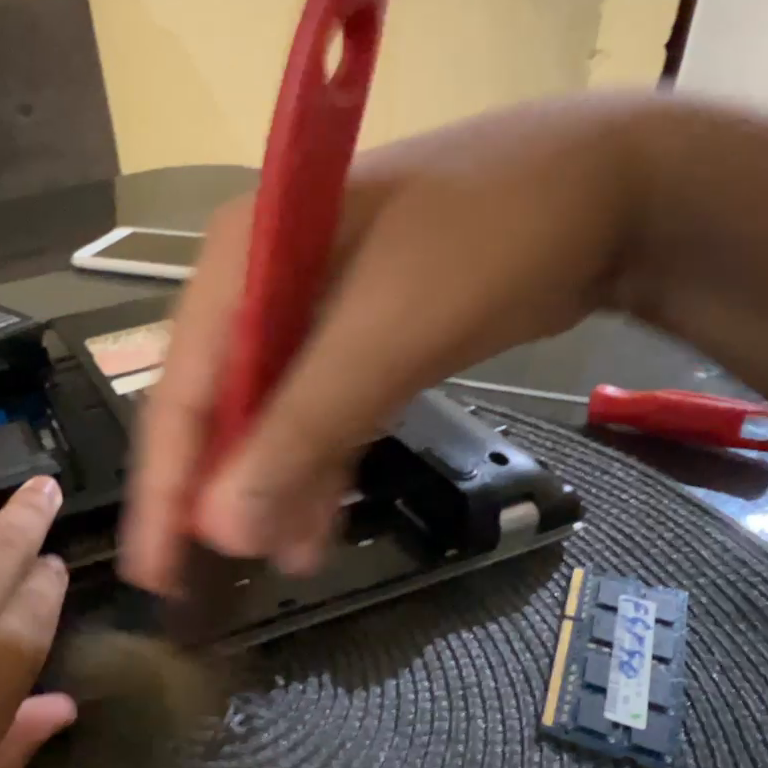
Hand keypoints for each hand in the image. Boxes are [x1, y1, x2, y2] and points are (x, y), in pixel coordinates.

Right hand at [121, 96, 650, 592]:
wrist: (615, 186)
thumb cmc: (490, 240)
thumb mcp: (389, 333)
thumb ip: (303, 427)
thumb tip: (222, 529)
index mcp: (240, 259)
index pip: (177, 386)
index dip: (162, 483)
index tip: (153, 569)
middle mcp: (257, 283)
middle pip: (213, 406)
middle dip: (215, 493)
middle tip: (205, 581)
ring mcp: (307, 309)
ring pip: (267, 418)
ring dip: (271, 490)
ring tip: (283, 561)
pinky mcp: (355, 334)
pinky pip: (317, 412)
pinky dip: (317, 466)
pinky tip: (317, 524)